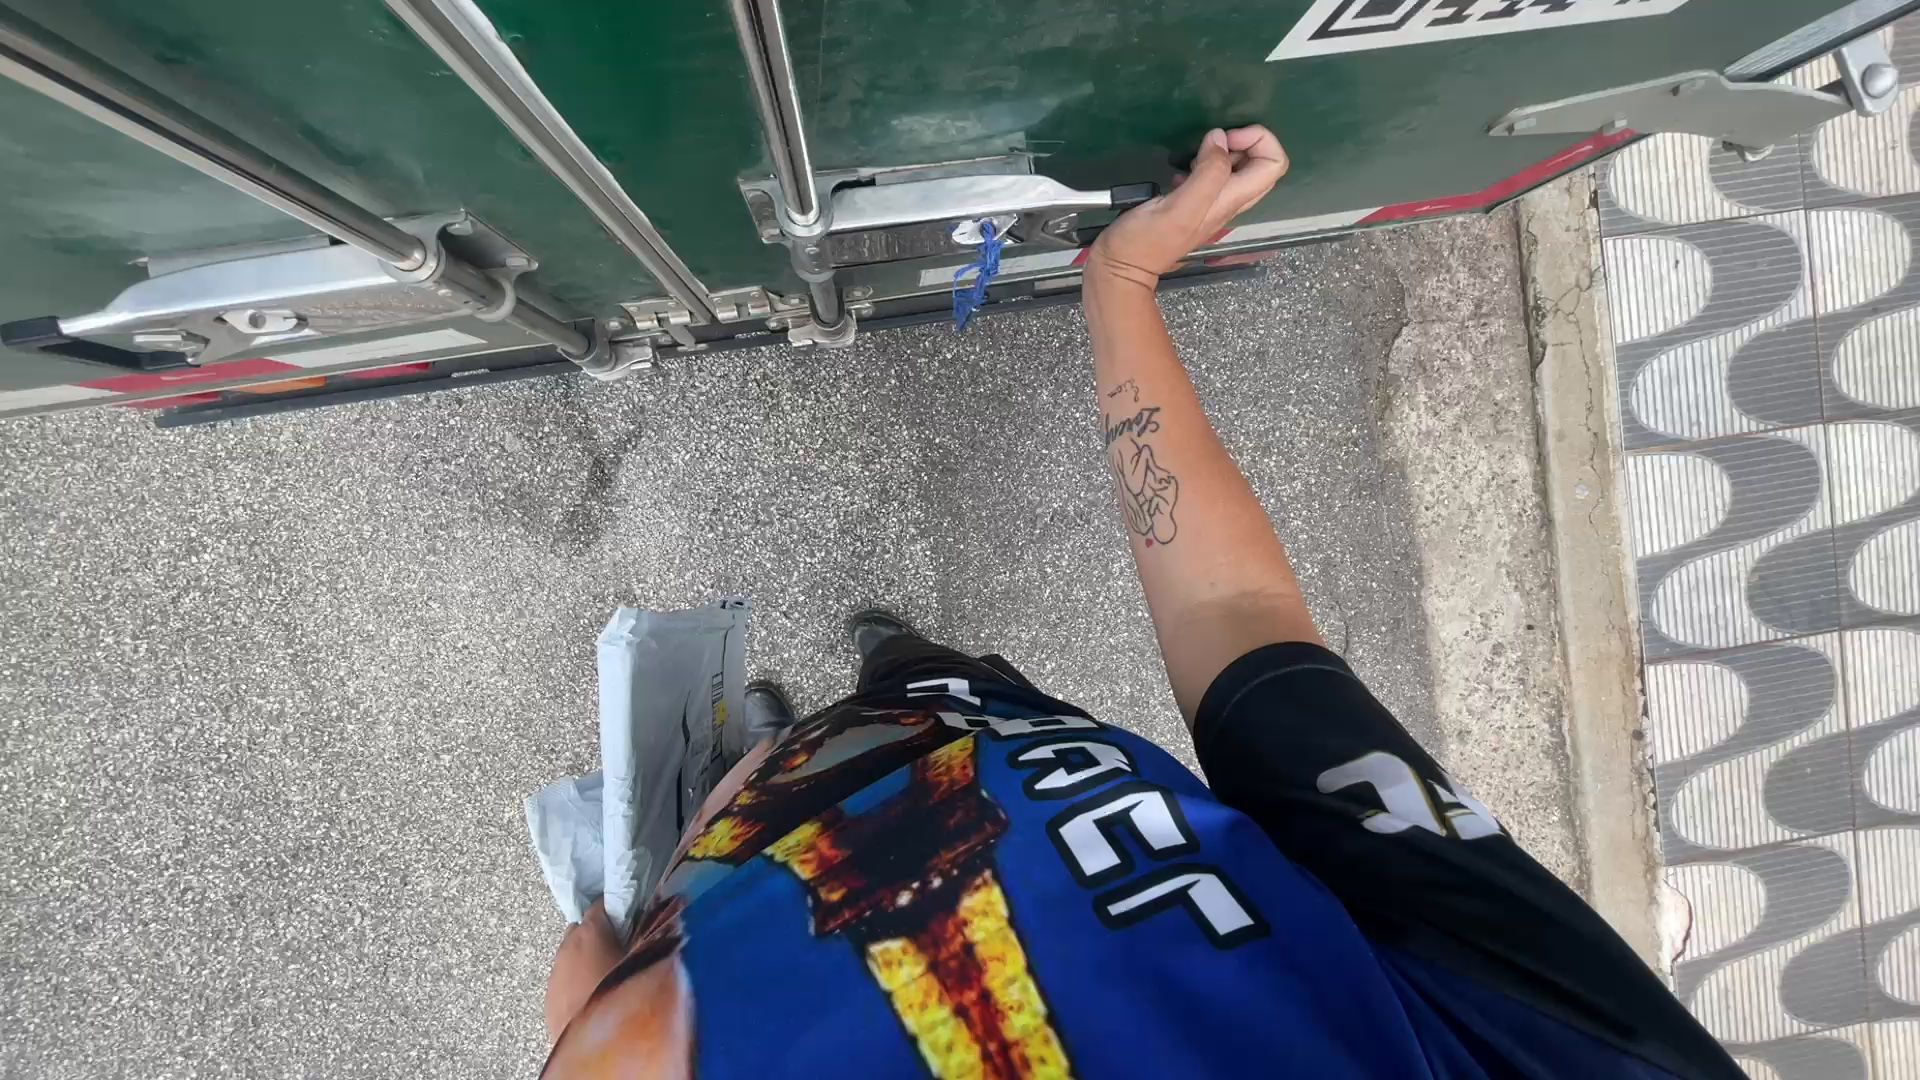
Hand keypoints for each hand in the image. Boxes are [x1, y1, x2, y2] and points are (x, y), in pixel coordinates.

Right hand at [1088, 125, 1288, 290]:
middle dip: (1244, 143)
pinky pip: (1210, 178)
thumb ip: (1207, 173)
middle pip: (1261, 166)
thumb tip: (1219, 140)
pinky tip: (1180, 169)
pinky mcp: (1189, 207)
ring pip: (1236, 171)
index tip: (1224, 138)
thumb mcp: (1178, 206)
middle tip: (1210, 141)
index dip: (1257, 141)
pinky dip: (1201, 164)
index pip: (1274, 164)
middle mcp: (1225, 204)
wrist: (1119, 269)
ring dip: (1222, 152)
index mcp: (1228, 202)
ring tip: (1194, 153)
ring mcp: (1208, 207)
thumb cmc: (1144, 242)